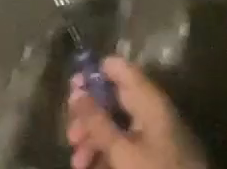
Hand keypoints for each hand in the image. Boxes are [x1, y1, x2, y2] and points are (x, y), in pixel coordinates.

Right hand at [66, 58, 204, 168]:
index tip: (72, 90)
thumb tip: (76, 92)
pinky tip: (91, 166)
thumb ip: (97, 121)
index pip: (119, 68)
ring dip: (93, 140)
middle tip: (71, 135)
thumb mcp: (122, 150)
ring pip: (116, 125)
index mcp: (149, 99)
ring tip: (78, 161)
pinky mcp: (156, 155)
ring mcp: (155, 134)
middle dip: (88, 116)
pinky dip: (107, 153)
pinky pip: (126, 144)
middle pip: (113, 98)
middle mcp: (152, 110)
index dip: (93, 72)